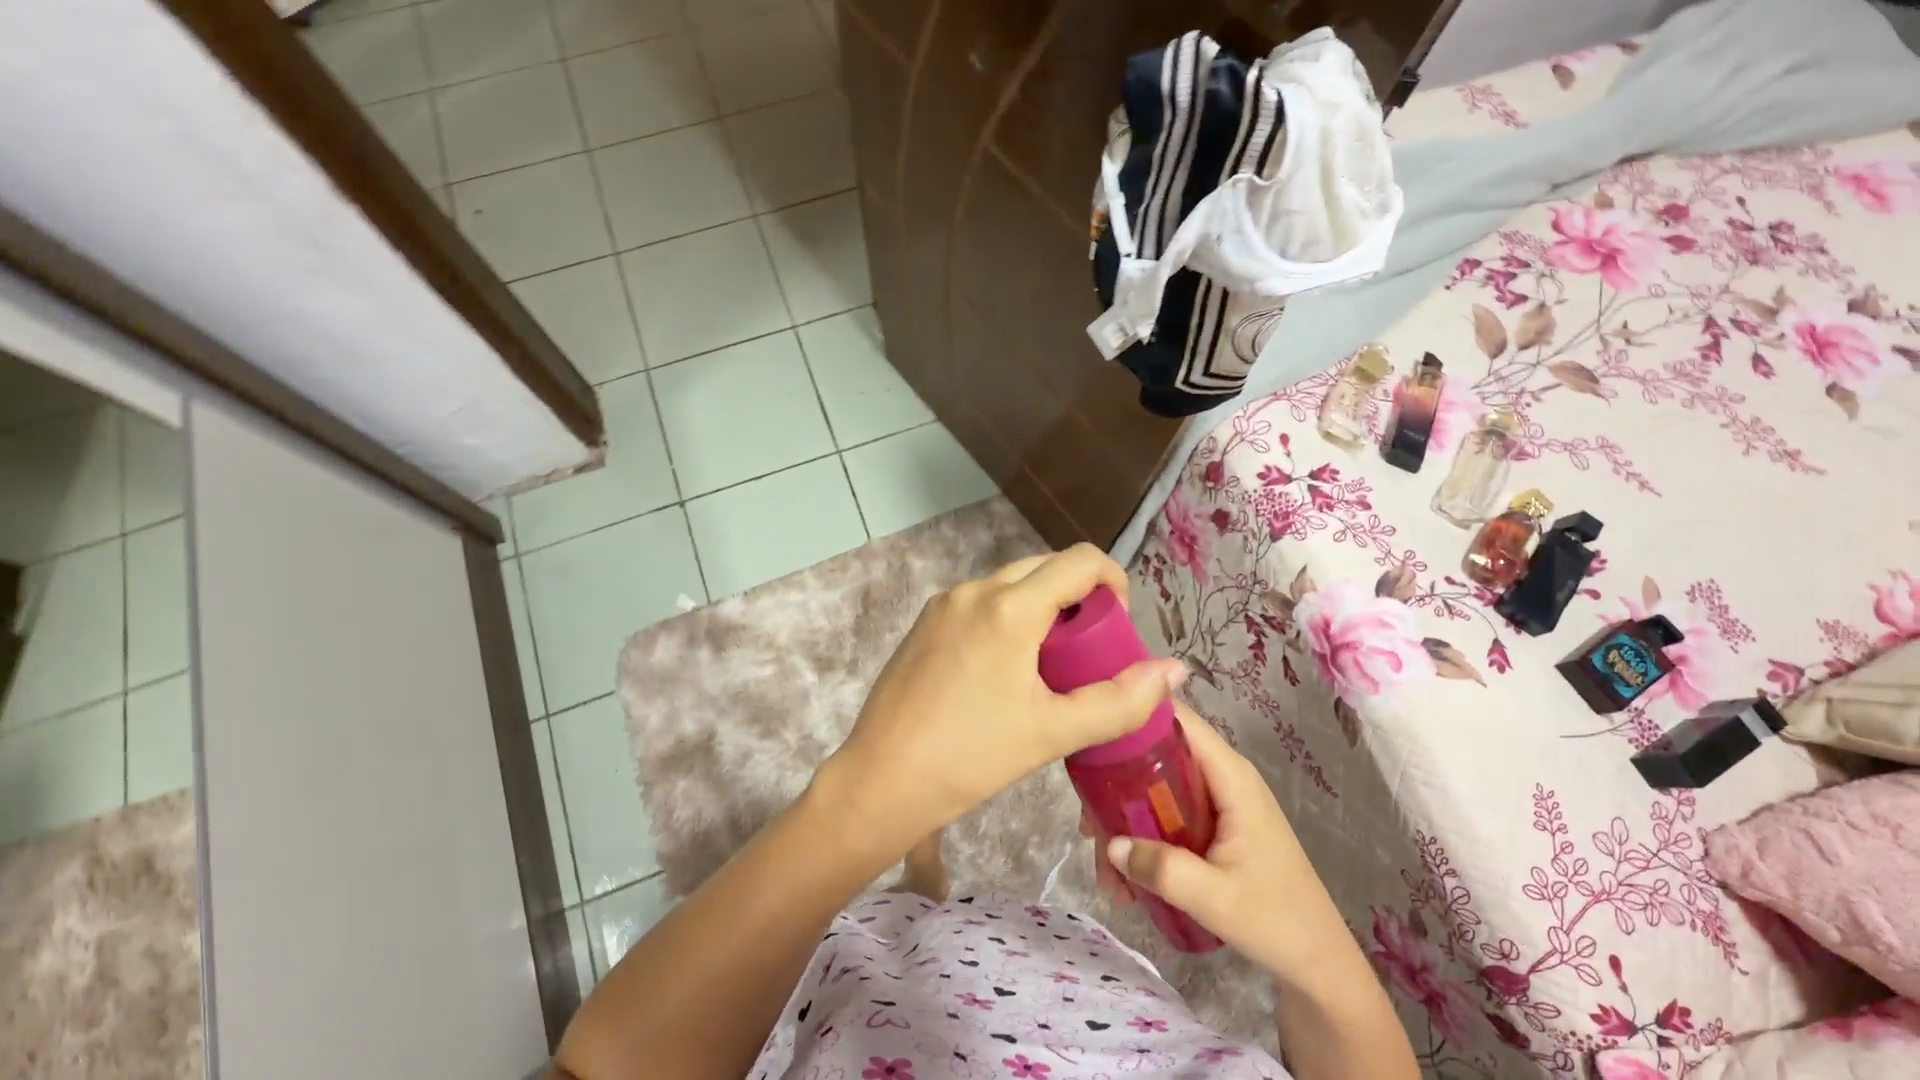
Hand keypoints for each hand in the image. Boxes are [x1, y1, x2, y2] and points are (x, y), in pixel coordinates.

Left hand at [814, 544, 1185, 857]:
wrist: (880, 779)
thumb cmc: (971, 756)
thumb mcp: (1054, 733)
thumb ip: (1121, 701)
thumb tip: (1174, 670)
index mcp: (1009, 607)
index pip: (1080, 560)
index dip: (1114, 582)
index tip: (1118, 628)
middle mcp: (974, 591)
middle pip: (1045, 568)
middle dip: (1079, 599)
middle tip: (1089, 655)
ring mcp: (942, 605)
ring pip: (1010, 586)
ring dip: (1042, 611)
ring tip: (1049, 669)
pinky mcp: (923, 625)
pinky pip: (980, 605)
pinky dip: (1008, 621)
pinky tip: (1004, 674)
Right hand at [1105, 705, 1349, 985]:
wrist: (1317, 960)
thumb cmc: (1276, 920)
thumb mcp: (1213, 897)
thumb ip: (1162, 868)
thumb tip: (1109, 843)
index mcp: (1230, 777)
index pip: (1177, 719)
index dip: (1134, 716)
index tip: (1091, 736)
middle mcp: (1223, 778)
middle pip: (1157, 756)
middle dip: (1116, 788)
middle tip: (1087, 829)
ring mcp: (1218, 802)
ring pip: (1156, 791)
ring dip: (1126, 825)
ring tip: (1107, 875)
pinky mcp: (1214, 826)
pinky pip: (1166, 816)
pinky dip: (1143, 839)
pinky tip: (1127, 881)